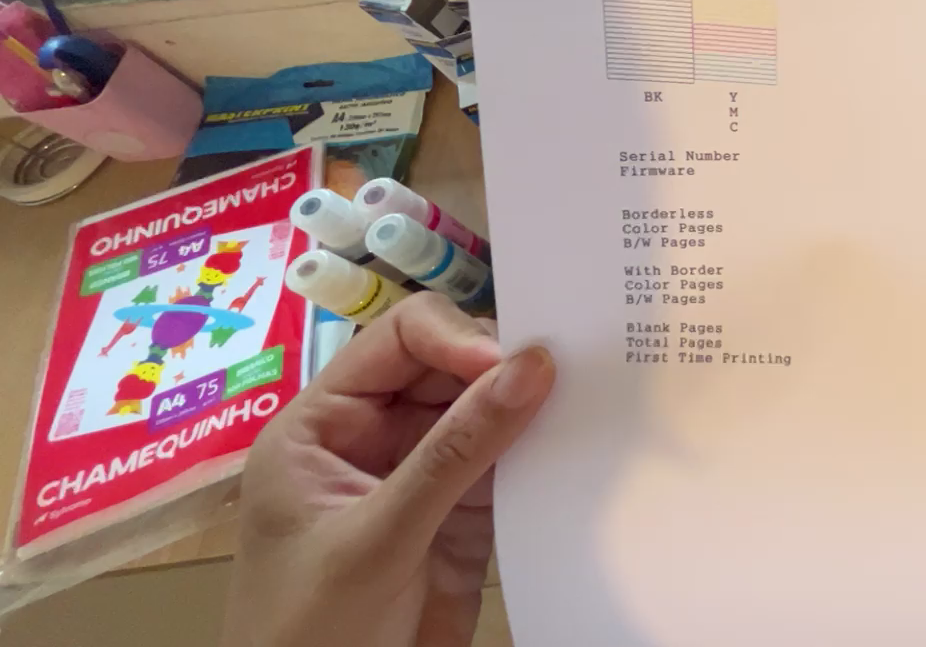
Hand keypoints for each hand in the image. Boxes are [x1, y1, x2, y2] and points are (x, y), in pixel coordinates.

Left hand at [222, 292, 554, 646]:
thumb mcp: (378, 539)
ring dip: (534, 395)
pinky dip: (549, 434)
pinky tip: (579, 430)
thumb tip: (535, 363)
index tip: (512, 365)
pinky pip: (518, 442)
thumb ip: (456, 450)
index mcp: (327, 424)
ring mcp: (431, 461)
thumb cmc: (313, 637)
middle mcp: (381, 429)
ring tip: (585, 390)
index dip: (457, 337)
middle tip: (563, 374)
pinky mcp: (474, 493)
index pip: (401, 338)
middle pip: (455, 358)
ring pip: (494, 397)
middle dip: (505, 362)